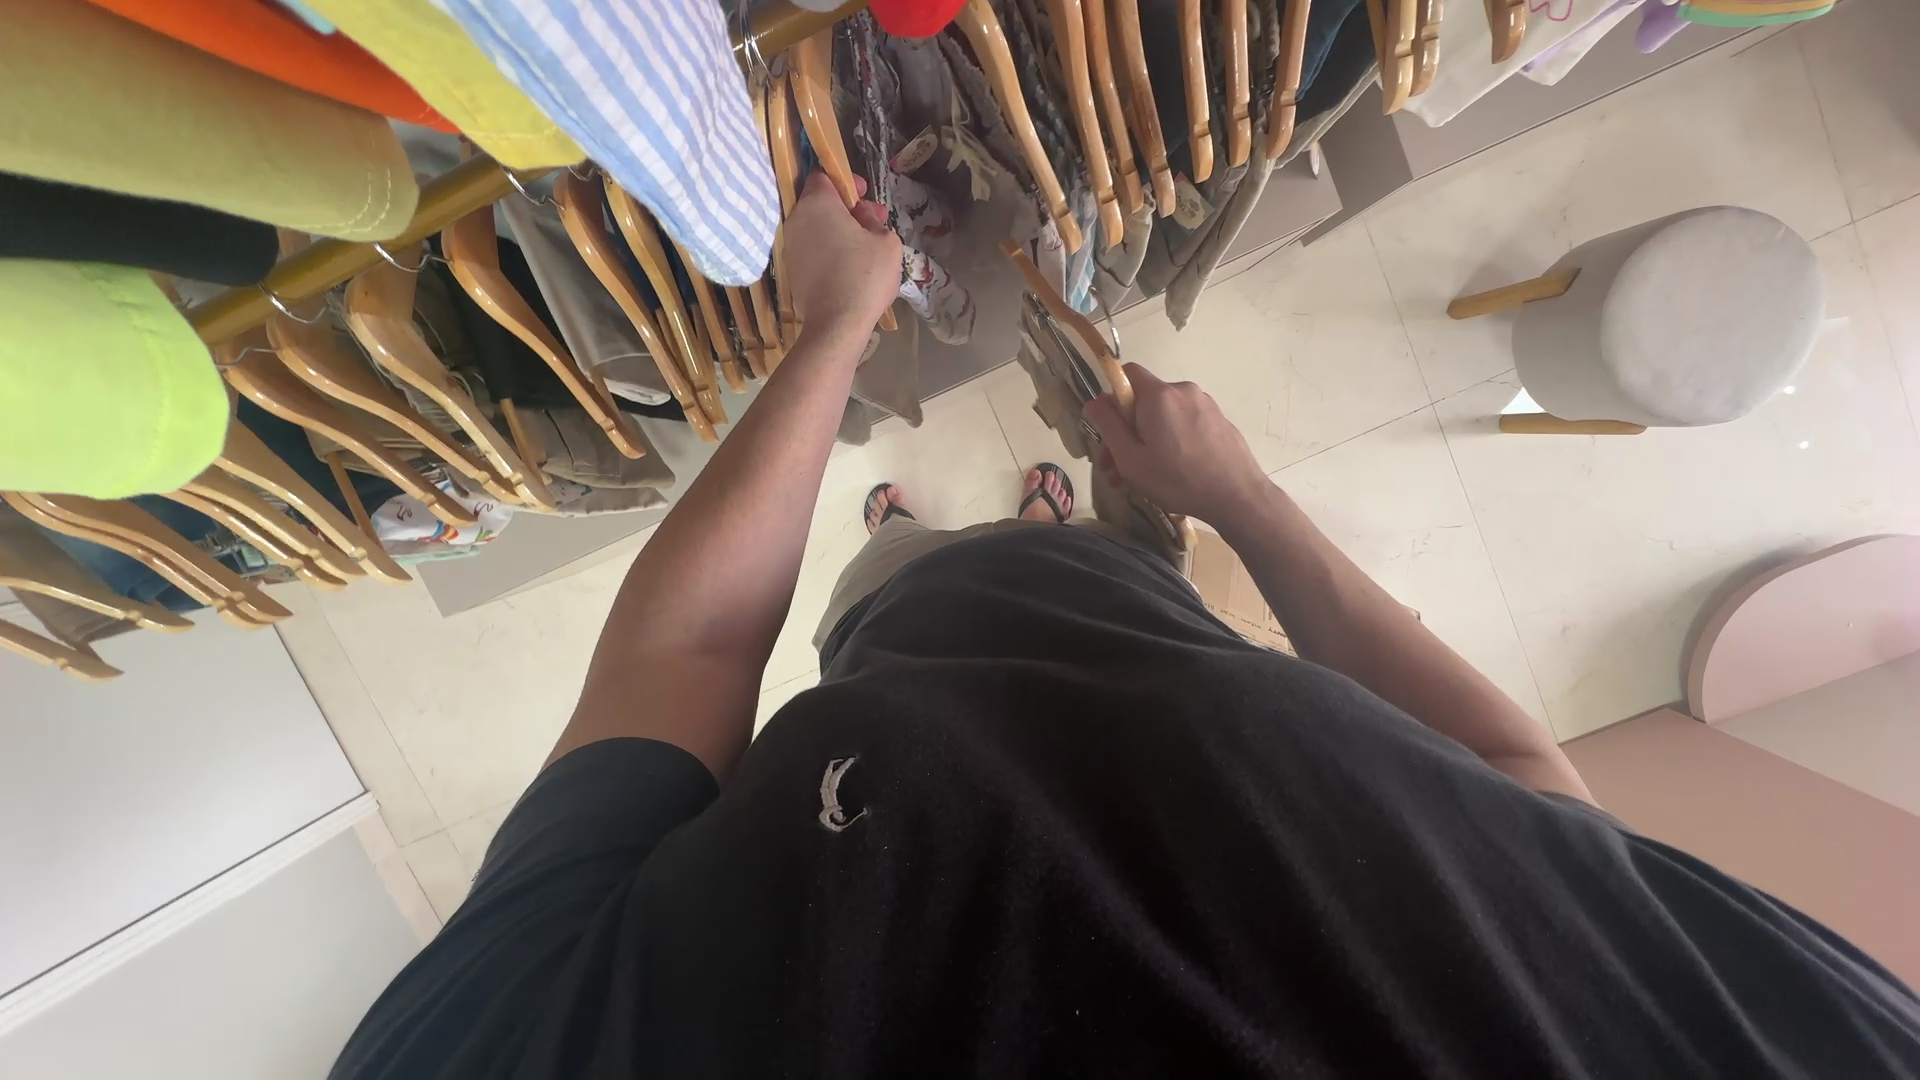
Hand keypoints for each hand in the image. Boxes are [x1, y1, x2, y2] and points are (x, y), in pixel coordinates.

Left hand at [781, 172, 901, 341]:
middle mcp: (796, 220)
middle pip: (820, 204)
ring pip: (816, 230)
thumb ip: (875, 220)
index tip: (864, 196)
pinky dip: (829, 253)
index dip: (845, 182)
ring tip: (864, 250)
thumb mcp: (887, 241)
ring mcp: (791, 248)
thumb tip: (863, 216)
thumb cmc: (865, 275)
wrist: (837, 324)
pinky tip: (849, 269)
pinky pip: (813, 252)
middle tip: (871, 224)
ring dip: (838, 233)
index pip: (823, 177)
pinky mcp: (792, 272)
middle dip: (845, 210)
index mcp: (817, 203)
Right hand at [1082, 363, 1272, 527]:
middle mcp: (1183, 391)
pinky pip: (1183, 425)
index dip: (1111, 397)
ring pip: (1163, 417)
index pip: (1127, 374)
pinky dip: (1169, 442)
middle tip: (1114, 469)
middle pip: (1143, 402)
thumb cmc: (1177, 479)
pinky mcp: (1218, 421)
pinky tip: (1168, 472)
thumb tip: (1093, 402)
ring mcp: (1205, 405)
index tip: (1107, 428)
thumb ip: (1108, 426)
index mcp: (1158, 395)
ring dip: (1145, 442)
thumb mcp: (1131, 459)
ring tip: (1137, 478)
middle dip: (1124, 432)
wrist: (1237, 497)